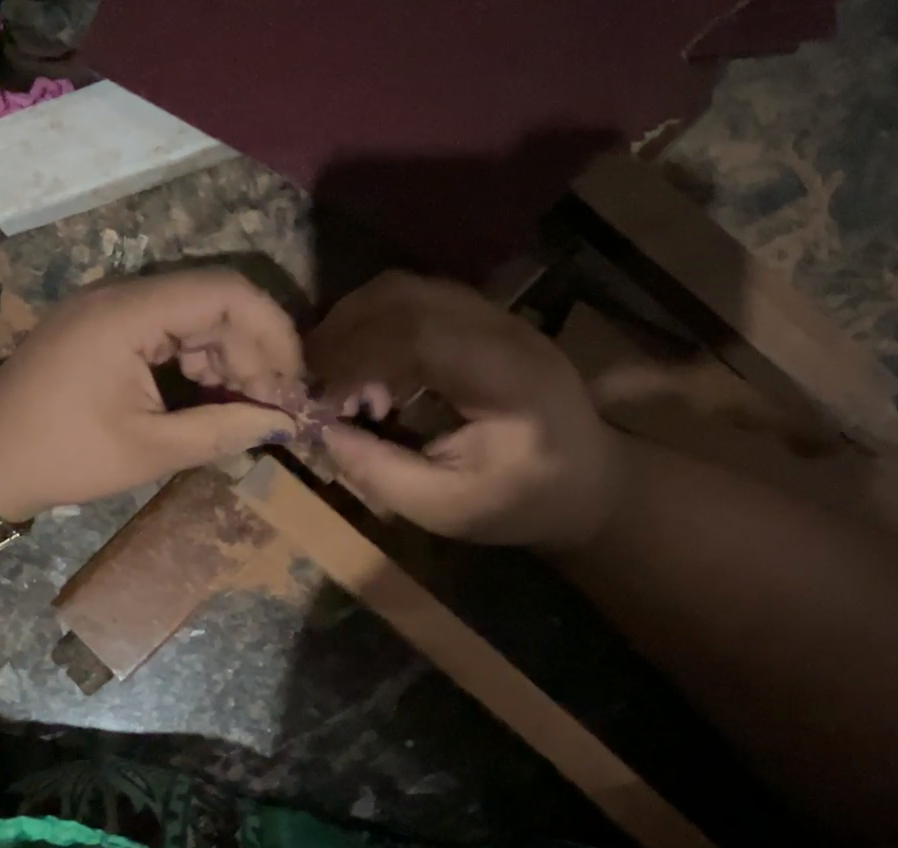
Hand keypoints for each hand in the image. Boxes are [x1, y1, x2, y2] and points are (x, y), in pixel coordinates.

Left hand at [0, 270, 303, 520]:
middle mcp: (118, 294)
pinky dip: (191, 361)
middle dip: (251, 351)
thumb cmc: (63, 456)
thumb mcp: (149, 450)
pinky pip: (160, 331)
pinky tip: (206, 397)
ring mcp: (105, 309)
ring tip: (243, 408)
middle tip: (273, 406)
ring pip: (188, 316)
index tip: (295, 381)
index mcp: (128, 312)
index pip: (225, 292)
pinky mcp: (98, 329)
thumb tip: (282, 422)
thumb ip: (221, 430)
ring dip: (224, 358)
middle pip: (210, 301)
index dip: (273, 332)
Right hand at [307, 272, 626, 548]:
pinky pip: (415, 301)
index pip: (418, 335)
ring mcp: (497, 316)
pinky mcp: (484, 318)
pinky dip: (374, 327)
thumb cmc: (520, 502)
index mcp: (508, 381)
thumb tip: (319, 430)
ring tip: (333, 378)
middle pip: (405, 296)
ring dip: (354, 325)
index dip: (353, 356)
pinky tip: (366, 372)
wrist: (589, 481)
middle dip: (342, 332)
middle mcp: (505, 331)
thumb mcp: (443, 507)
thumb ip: (378, 471)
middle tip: (308, 382)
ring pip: (405, 289)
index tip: (313, 395)